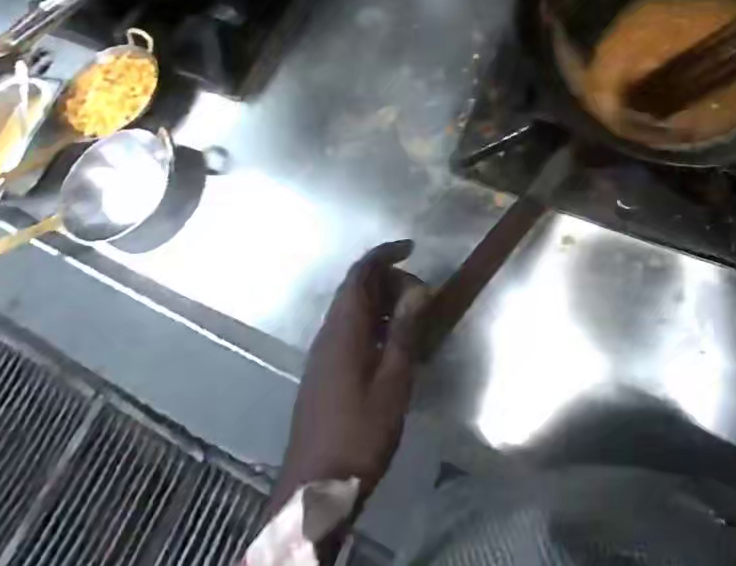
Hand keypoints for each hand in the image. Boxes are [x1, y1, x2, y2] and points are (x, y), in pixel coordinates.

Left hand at [278, 241, 428, 500]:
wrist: (314, 486)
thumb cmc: (359, 432)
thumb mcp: (392, 382)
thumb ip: (403, 332)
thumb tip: (418, 289)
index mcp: (343, 329)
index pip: (360, 274)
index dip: (384, 255)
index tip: (412, 248)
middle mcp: (327, 334)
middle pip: (355, 289)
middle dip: (388, 280)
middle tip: (421, 296)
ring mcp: (322, 354)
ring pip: (351, 311)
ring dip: (380, 303)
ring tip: (413, 318)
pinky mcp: (323, 373)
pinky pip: (348, 331)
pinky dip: (371, 324)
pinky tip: (392, 347)